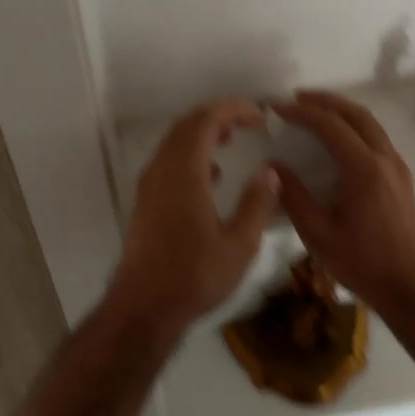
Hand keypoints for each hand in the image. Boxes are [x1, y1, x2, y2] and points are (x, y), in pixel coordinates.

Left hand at [110, 99, 279, 329]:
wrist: (144, 306)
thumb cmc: (194, 275)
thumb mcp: (239, 244)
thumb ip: (257, 204)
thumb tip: (270, 172)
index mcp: (184, 172)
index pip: (205, 121)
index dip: (232, 109)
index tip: (258, 113)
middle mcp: (162, 170)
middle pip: (186, 126)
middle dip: (217, 116)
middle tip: (247, 121)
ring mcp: (150, 186)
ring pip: (174, 143)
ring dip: (202, 134)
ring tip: (232, 139)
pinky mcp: (146, 202)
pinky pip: (169, 162)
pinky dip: (191, 155)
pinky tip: (212, 174)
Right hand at [272, 90, 414, 315]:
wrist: (411, 290)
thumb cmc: (362, 264)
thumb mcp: (318, 234)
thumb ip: (294, 197)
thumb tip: (274, 168)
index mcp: (364, 170)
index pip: (330, 126)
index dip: (302, 113)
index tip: (277, 108)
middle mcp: (385, 160)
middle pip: (356, 114)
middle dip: (326, 101)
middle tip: (297, 98)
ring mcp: (398, 169)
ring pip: (371, 125)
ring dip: (342, 112)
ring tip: (315, 112)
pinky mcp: (402, 180)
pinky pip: (377, 139)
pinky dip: (355, 128)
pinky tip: (339, 140)